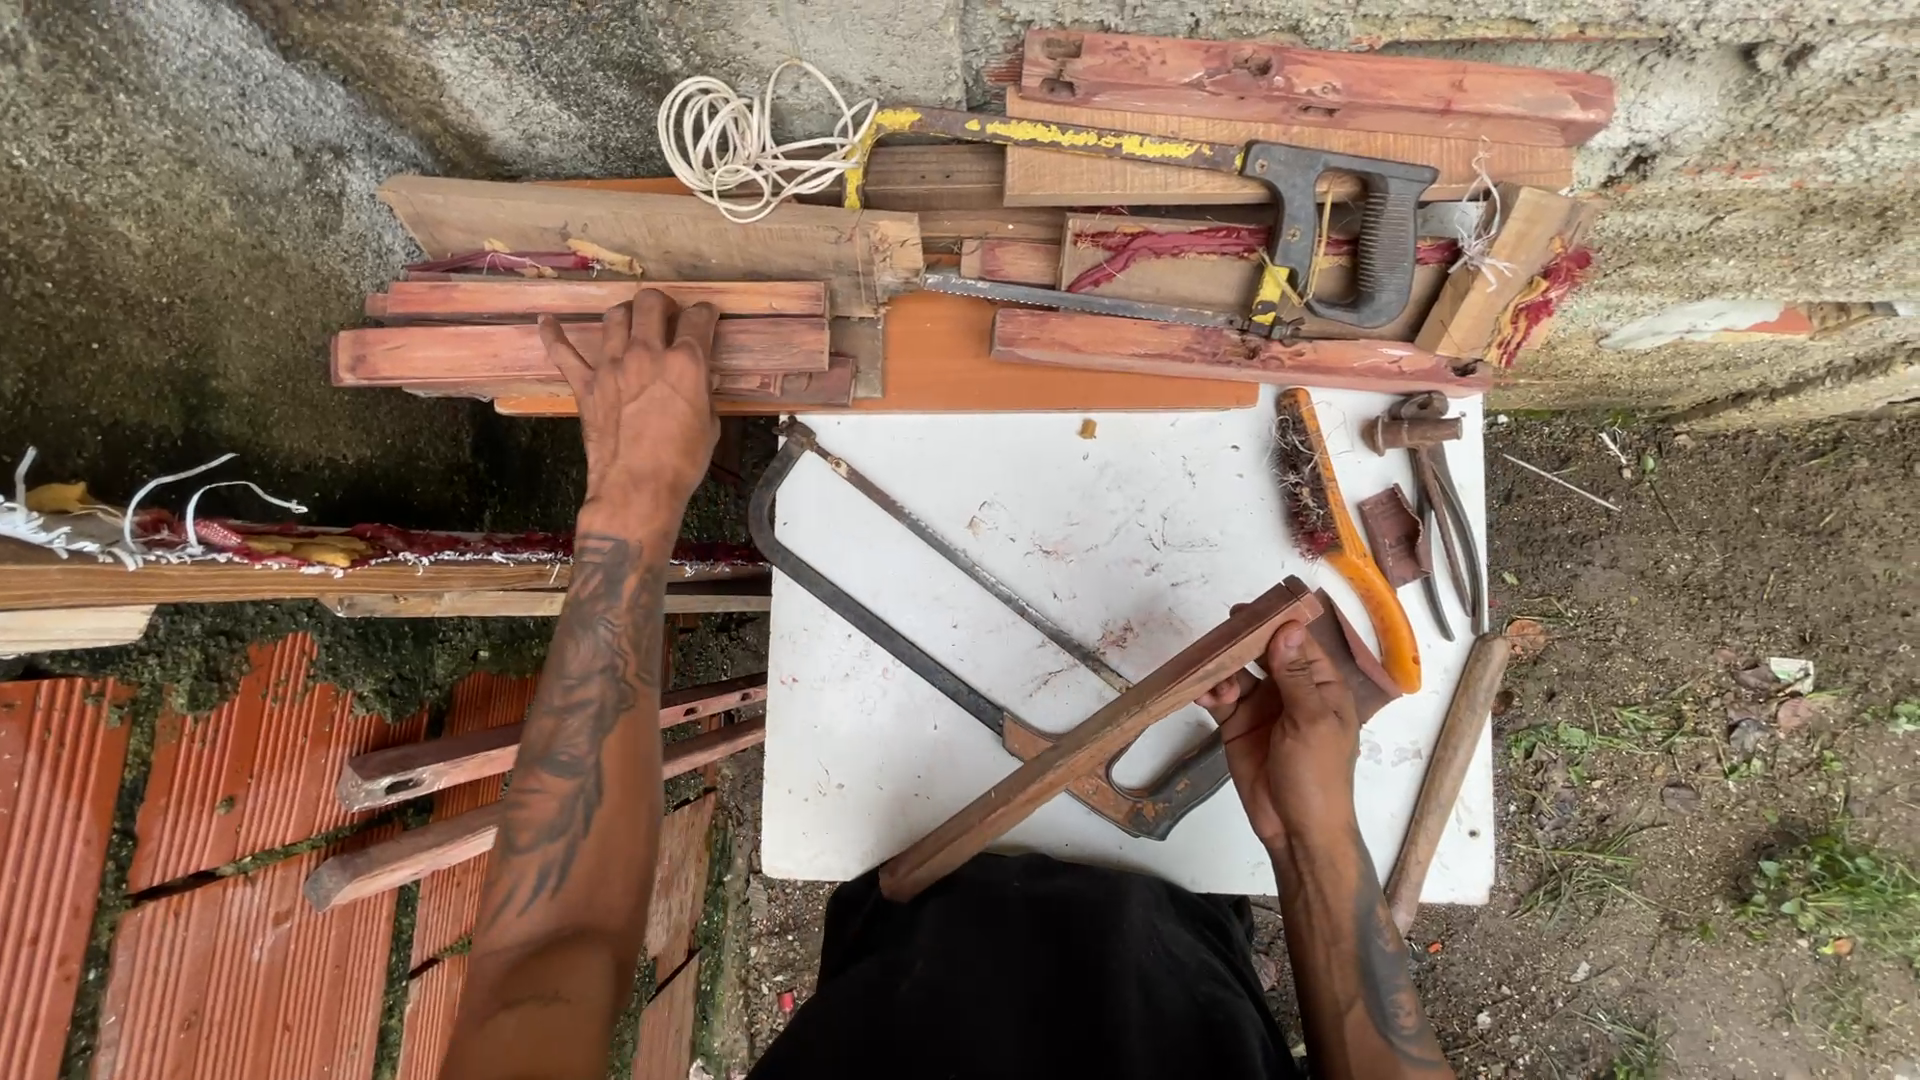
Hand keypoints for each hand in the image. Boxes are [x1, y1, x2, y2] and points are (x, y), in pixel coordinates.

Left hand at [539, 290, 720, 534]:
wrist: (638, 486)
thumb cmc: (683, 462)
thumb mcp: (709, 425)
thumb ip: (703, 394)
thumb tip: (700, 380)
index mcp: (686, 363)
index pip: (698, 320)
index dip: (705, 312)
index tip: (707, 315)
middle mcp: (647, 354)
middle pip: (650, 303)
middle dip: (663, 302)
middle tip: (668, 313)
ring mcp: (612, 366)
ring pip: (614, 317)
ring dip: (626, 313)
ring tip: (632, 320)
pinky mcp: (585, 384)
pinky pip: (563, 352)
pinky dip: (554, 334)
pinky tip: (548, 322)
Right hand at [1197, 618, 1361, 851]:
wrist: (1295, 828)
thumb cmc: (1318, 776)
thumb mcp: (1311, 722)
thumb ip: (1295, 675)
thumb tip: (1287, 628)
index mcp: (1321, 687)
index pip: (1297, 644)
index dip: (1275, 624)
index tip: (1249, 610)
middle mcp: (1291, 691)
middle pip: (1262, 653)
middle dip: (1241, 643)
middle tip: (1219, 636)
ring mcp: (1263, 708)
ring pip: (1237, 673)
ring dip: (1223, 672)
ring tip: (1216, 687)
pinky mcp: (1237, 725)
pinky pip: (1220, 698)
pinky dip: (1209, 693)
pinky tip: (1202, 696)